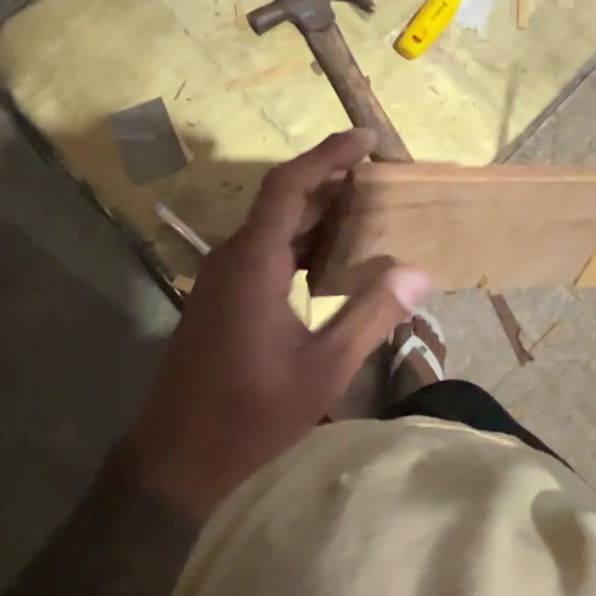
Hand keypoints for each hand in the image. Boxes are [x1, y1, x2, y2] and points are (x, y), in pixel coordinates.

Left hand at [113, 129, 430, 520]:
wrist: (176, 456)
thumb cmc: (250, 413)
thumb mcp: (322, 369)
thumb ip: (370, 316)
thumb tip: (418, 273)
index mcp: (253, 262)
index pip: (289, 185)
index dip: (327, 155)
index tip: (366, 140)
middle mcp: (233, 257)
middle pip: (283, 201)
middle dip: (331, 183)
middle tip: (381, 179)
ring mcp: (222, 276)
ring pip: (274, 227)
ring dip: (317, 215)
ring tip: (367, 212)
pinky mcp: (221, 296)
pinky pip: (265, 252)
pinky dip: (300, 244)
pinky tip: (332, 261)